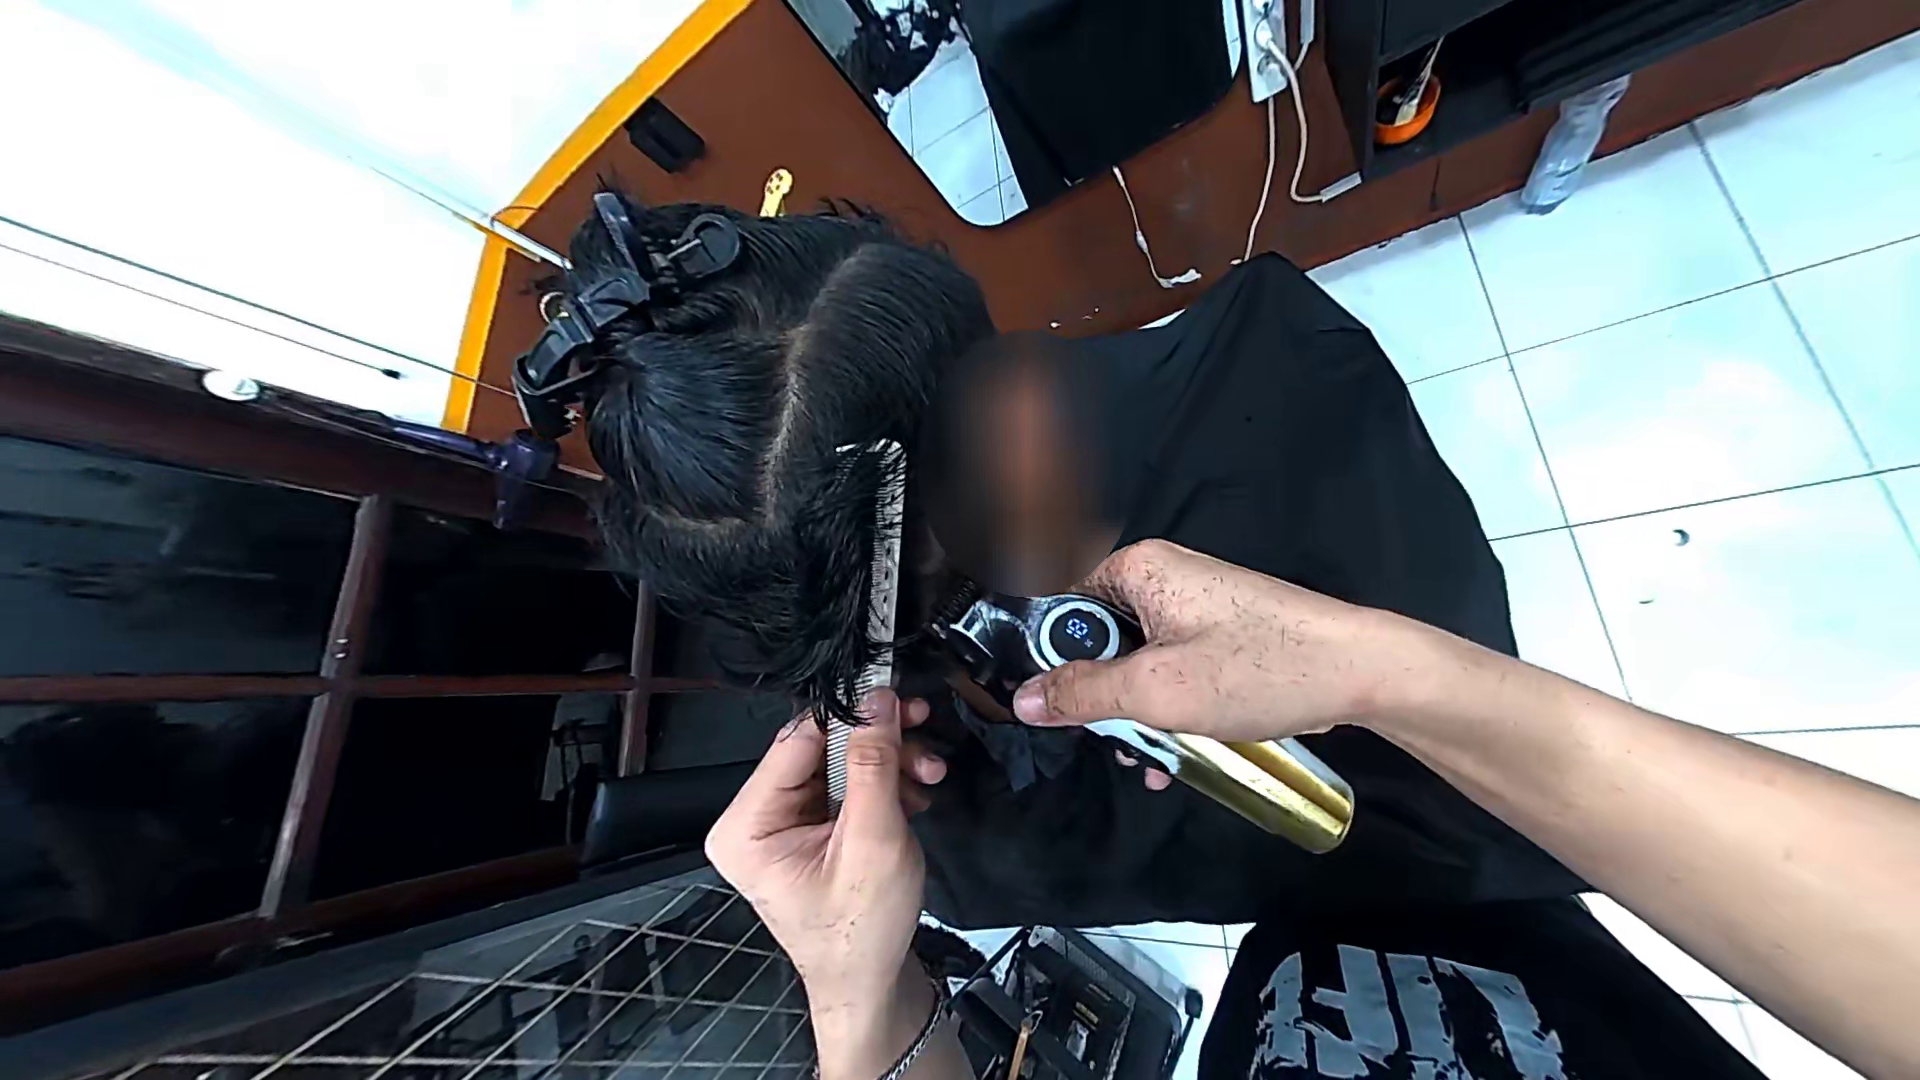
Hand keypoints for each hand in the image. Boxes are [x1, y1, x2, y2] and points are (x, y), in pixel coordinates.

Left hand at [705, 690, 945, 1016]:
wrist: (873, 982)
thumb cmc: (863, 929)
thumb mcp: (873, 840)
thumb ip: (874, 763)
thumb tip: (877, 697)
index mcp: (748, 824)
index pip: (797, 739)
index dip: (849, 711)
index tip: (894, 693)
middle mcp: (758, 816)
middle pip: (823, 746)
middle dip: (879, 740)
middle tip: (921, 724)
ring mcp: (787, 819)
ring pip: (843, 759)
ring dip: (892, 760)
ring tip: (929, 771)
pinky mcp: (813, 823)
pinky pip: (850, 781)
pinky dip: (887, 781)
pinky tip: (916, 792)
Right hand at [1011, 539, 1434, 740]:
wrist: (1366, 671)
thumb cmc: (1252, 669)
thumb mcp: (1154, 690)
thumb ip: (1081, 694)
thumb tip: (1021, 700)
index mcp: (1135, 568)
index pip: (1067, 612)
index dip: (1061, 663)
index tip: (1069, 711)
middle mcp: (1158, 573)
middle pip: (1102, 639)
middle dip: (1105, 696)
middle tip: (1119, 742)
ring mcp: (1191, 599)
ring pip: (1136, 657)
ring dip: (1137, 709)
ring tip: (1152, 759)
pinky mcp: (1216, 624)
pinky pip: (1170, 660)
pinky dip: (1167, 699)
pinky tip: (1178, 748)